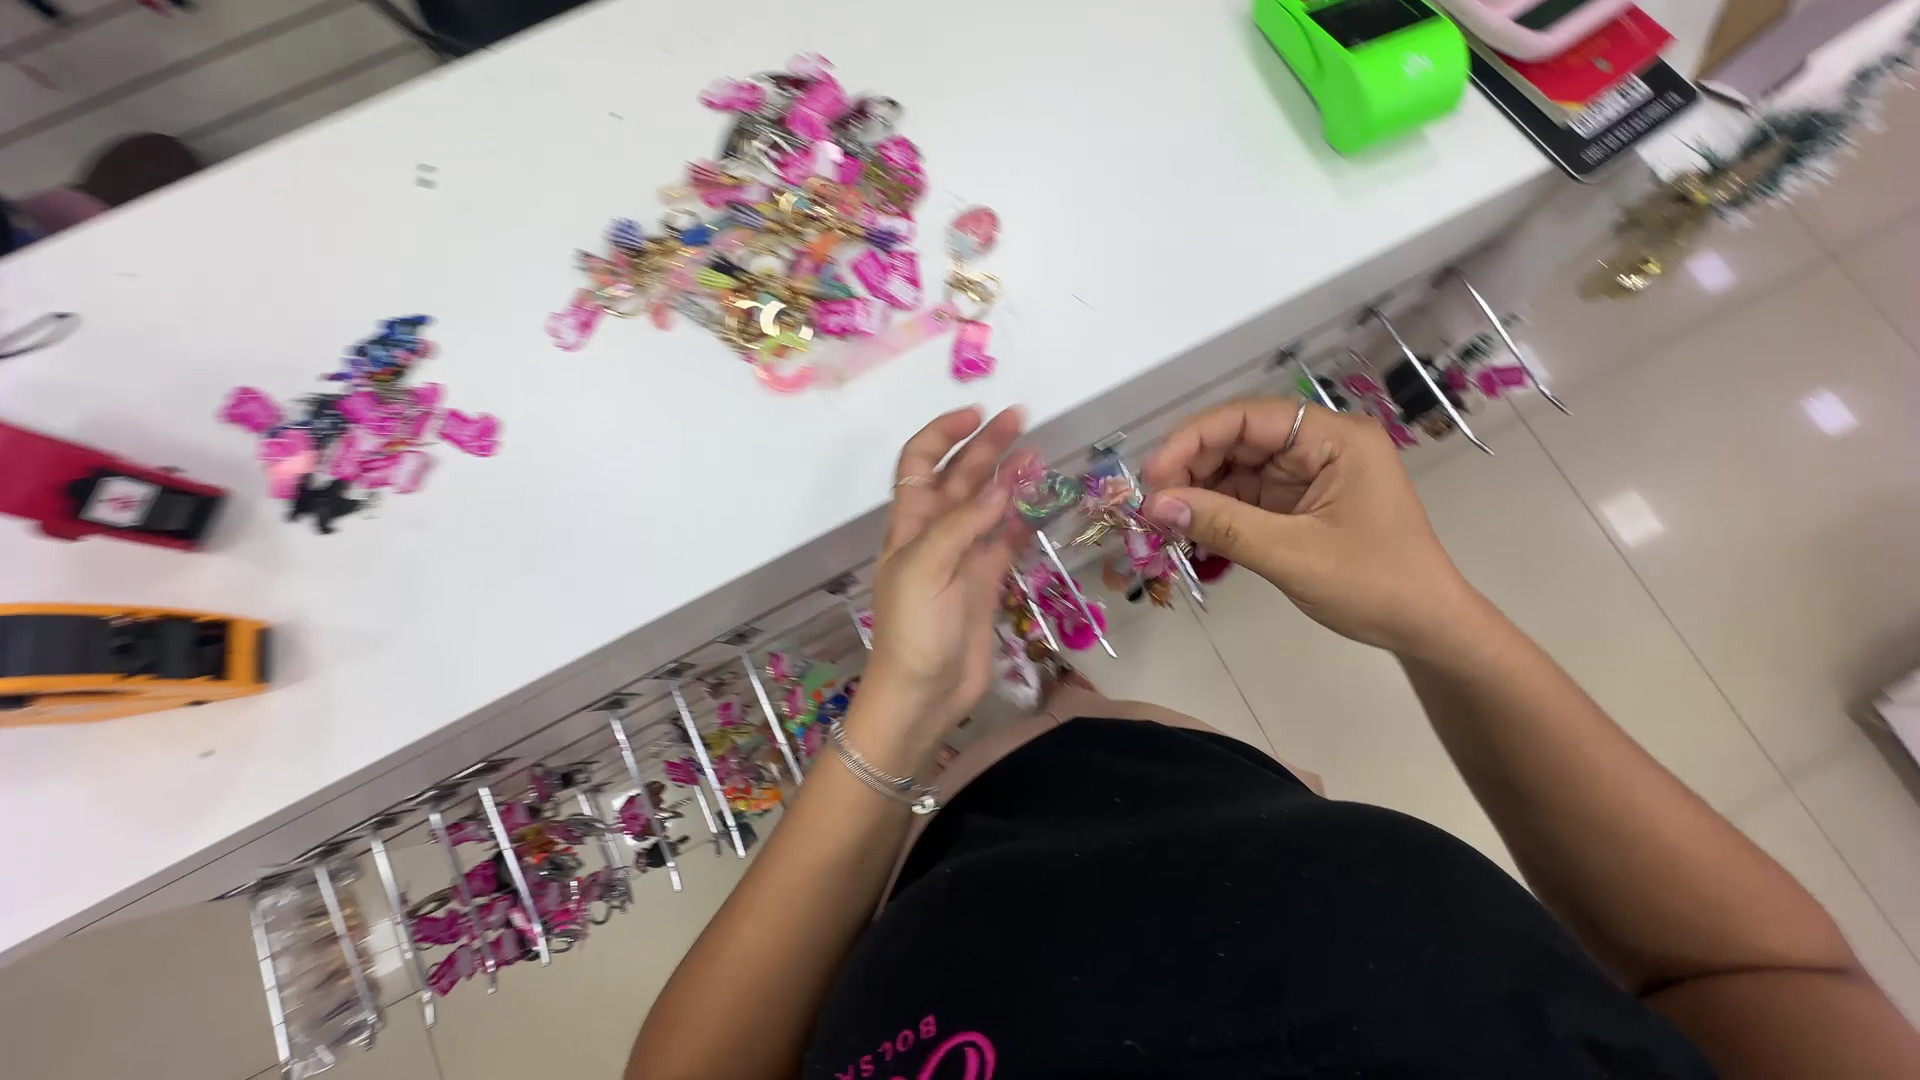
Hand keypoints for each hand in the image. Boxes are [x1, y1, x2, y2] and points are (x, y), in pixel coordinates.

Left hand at [854, 406, 1025, 756]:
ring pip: (988, 506)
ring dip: (1010, 478)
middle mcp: (935, 533)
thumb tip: (1001, 487)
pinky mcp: (986, 581)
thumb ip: (962, 525)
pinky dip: (1024, 519)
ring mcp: (963, 557)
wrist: (923, 693)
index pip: (919, 462)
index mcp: (908, 524)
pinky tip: (1045, 500)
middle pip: (960, 476)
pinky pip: (1007, 540)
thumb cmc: (912, 630)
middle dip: (986, 446)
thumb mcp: (925, 569)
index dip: (942, 433)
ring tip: (1038, 453)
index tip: (976, 415)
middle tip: (1022, 420)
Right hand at [1140, 398, 1479, 657]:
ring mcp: (1305, 474)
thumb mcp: (1293, 555)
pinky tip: (1184, 528)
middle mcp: (1318, 446)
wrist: (1424, 627)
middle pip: (1237, 439)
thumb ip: (1223, 525)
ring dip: (1196, 490)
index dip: (1194, 439)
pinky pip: (1242, 495)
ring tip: (1160, 519)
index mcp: (1334, 439)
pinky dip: (1212, 511)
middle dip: (1190, 467)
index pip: (1250, 418)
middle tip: (1151, 504)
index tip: (1153, 474)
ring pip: (1234, 467)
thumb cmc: (1375, 585)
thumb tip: (1154, 506)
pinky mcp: (1294, 503)